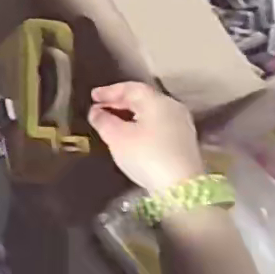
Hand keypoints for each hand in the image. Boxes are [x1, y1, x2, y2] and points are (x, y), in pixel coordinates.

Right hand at [87, 81, 206, 191]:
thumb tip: (95, 112)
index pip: (131, 88)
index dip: (110, 91)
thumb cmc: (145, 156)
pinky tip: (129, 132)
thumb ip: (103, 121)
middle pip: (142, 98)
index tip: (92, 96)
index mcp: (157, 102)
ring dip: (128, 113)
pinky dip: (139, 122)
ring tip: (111, 119)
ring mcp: (180, 123)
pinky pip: (156, 123)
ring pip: (149, 111)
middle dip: (118, 101)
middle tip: (99, 107)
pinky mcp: (182, 139)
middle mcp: (172, 107)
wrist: (179, 185)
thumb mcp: (117, 137)